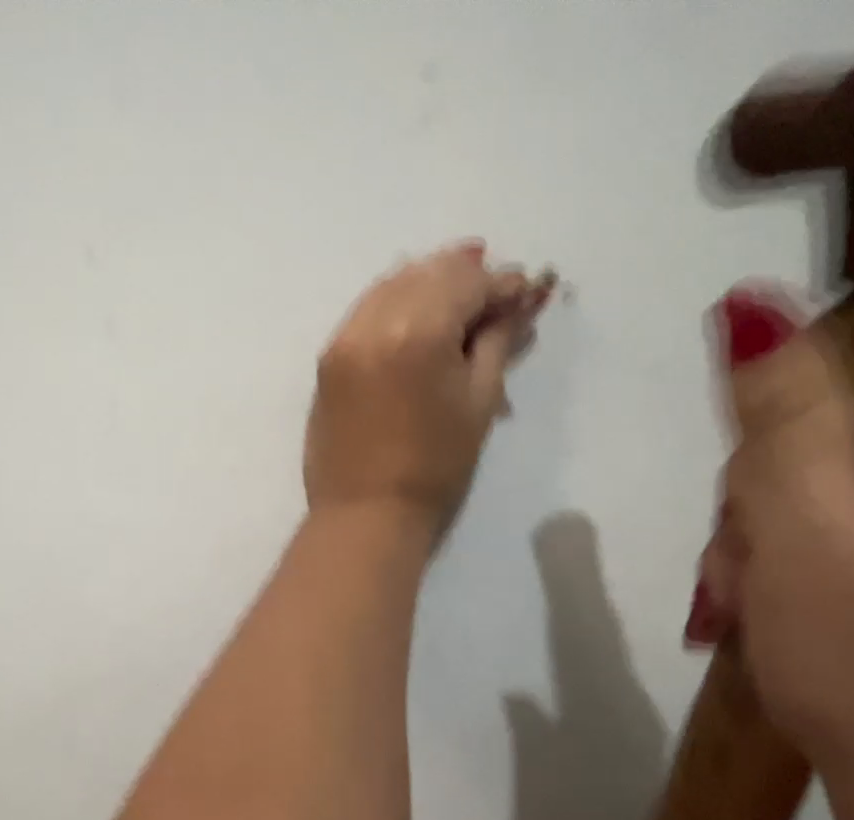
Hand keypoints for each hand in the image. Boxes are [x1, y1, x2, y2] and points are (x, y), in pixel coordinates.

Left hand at [304, 241, 552, 537]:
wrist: (365, 512)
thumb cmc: (435, 465)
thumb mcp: (479, 401)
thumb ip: (494, 342)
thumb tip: (511, 305)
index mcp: (418, 331)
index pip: (466, 283)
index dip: (501, 283)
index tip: (525, 289)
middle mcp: (373, 323)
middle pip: (426, 275)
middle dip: (464, 274)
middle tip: (494, 283)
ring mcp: (344, 340)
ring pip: (390, 286)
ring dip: (427, 280)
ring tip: (458, 286)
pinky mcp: (328, 360)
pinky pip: (364, 311)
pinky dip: (393, 301)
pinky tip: (415, 310)